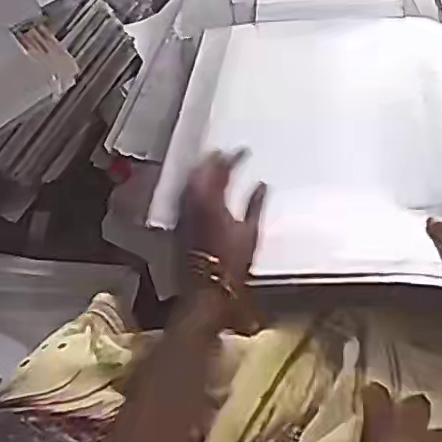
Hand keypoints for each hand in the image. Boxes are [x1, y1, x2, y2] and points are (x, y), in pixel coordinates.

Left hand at [175, 149, 266, 296]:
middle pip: (202, 170)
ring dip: (202, 168)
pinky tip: (201, 185)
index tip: (244, 151)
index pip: (222, 169)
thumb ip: (255, 204)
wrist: (206, 290)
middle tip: (225, 152)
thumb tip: (261, 186)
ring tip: (213, 162)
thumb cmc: (231, 265)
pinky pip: (185, 193)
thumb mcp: (250, 233)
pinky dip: (194, 183)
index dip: (234, 157)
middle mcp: (195, 202)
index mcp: (214, 201)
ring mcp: (184, 212)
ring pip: (190, 180)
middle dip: (214, 158)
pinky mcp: (180, 222)